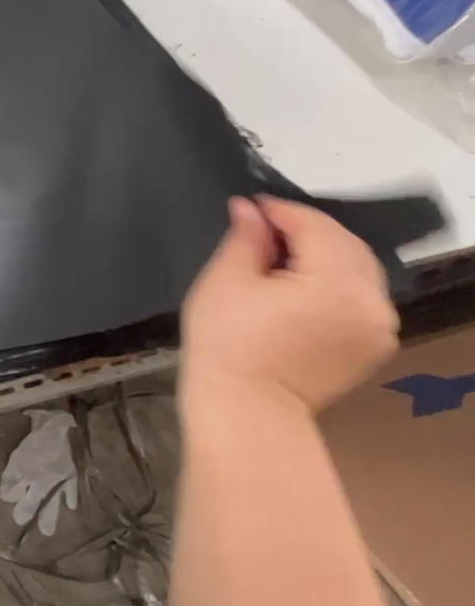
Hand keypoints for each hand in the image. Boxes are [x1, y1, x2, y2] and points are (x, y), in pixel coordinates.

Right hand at [181, 196, 397, 415]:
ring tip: (278, 254)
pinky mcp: (375, 342)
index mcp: (335, 286)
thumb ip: (246, 239)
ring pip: (359, 269)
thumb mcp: (225, 280)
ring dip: (324, 252)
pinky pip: (362, 295)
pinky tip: (298, 284)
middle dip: (306, 228)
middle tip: (261, 225)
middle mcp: (371, 303)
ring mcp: (380, 326)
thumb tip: (249, 210)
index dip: (282, 211)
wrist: (248, 400)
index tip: (251, 205)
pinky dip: (335, 278)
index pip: (318, 228)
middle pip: (347, 245)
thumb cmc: (227, 339)